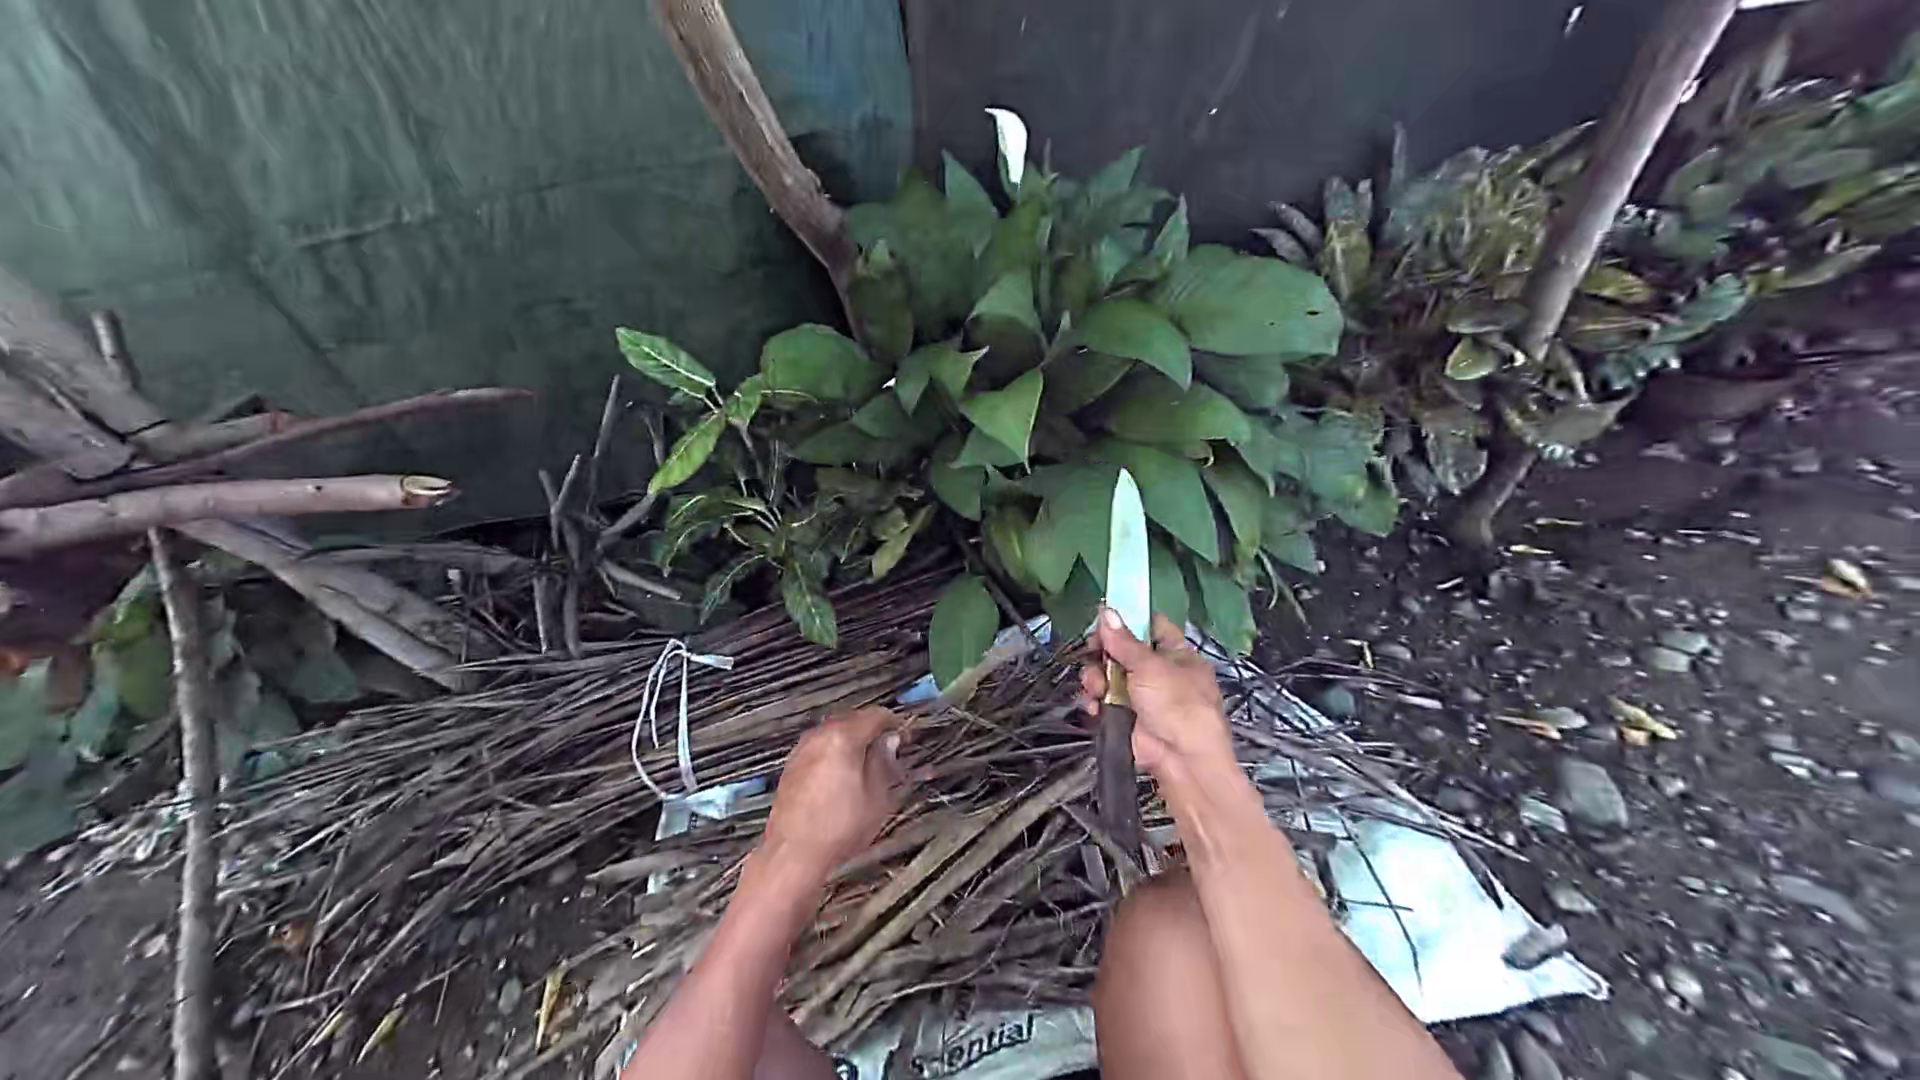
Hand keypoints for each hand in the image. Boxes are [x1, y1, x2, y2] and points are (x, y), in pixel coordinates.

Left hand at [763, 706, 907, 876]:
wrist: (793, 854)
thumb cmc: (837, 828)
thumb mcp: (876, 797)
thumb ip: (884, 761)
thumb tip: (889, 742)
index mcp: (843, 737)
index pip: (875, 716)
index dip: (894, 724)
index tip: (903, 737)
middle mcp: (820, 736)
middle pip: (853, 719)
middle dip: (872, 731)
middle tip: (888, 750)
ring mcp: (802, 749)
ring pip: (834, 732)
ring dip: (852, 741)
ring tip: (866, 765)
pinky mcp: (792, 766)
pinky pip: (820, 747)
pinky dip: (834, 752)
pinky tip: (843, 775)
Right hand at [1079, 609, 1233, 778]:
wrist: (1183, 760)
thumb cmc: (1178, 705)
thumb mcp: (1151, 667)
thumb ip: (1123, 641)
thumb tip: (1106, 612)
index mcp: (1176, 655)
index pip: (1151, 626)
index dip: (1129, 619)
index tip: (1105, 618)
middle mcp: (1158, 673)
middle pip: (1122, 650)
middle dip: (1104, 651)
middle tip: (1092, 651)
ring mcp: (1141, 695)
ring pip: (1108, 675)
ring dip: (1096, 678)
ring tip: (1095, 686)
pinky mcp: (1126, 716)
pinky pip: (1104, 700)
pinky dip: (1096, 701)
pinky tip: (1095, 705)